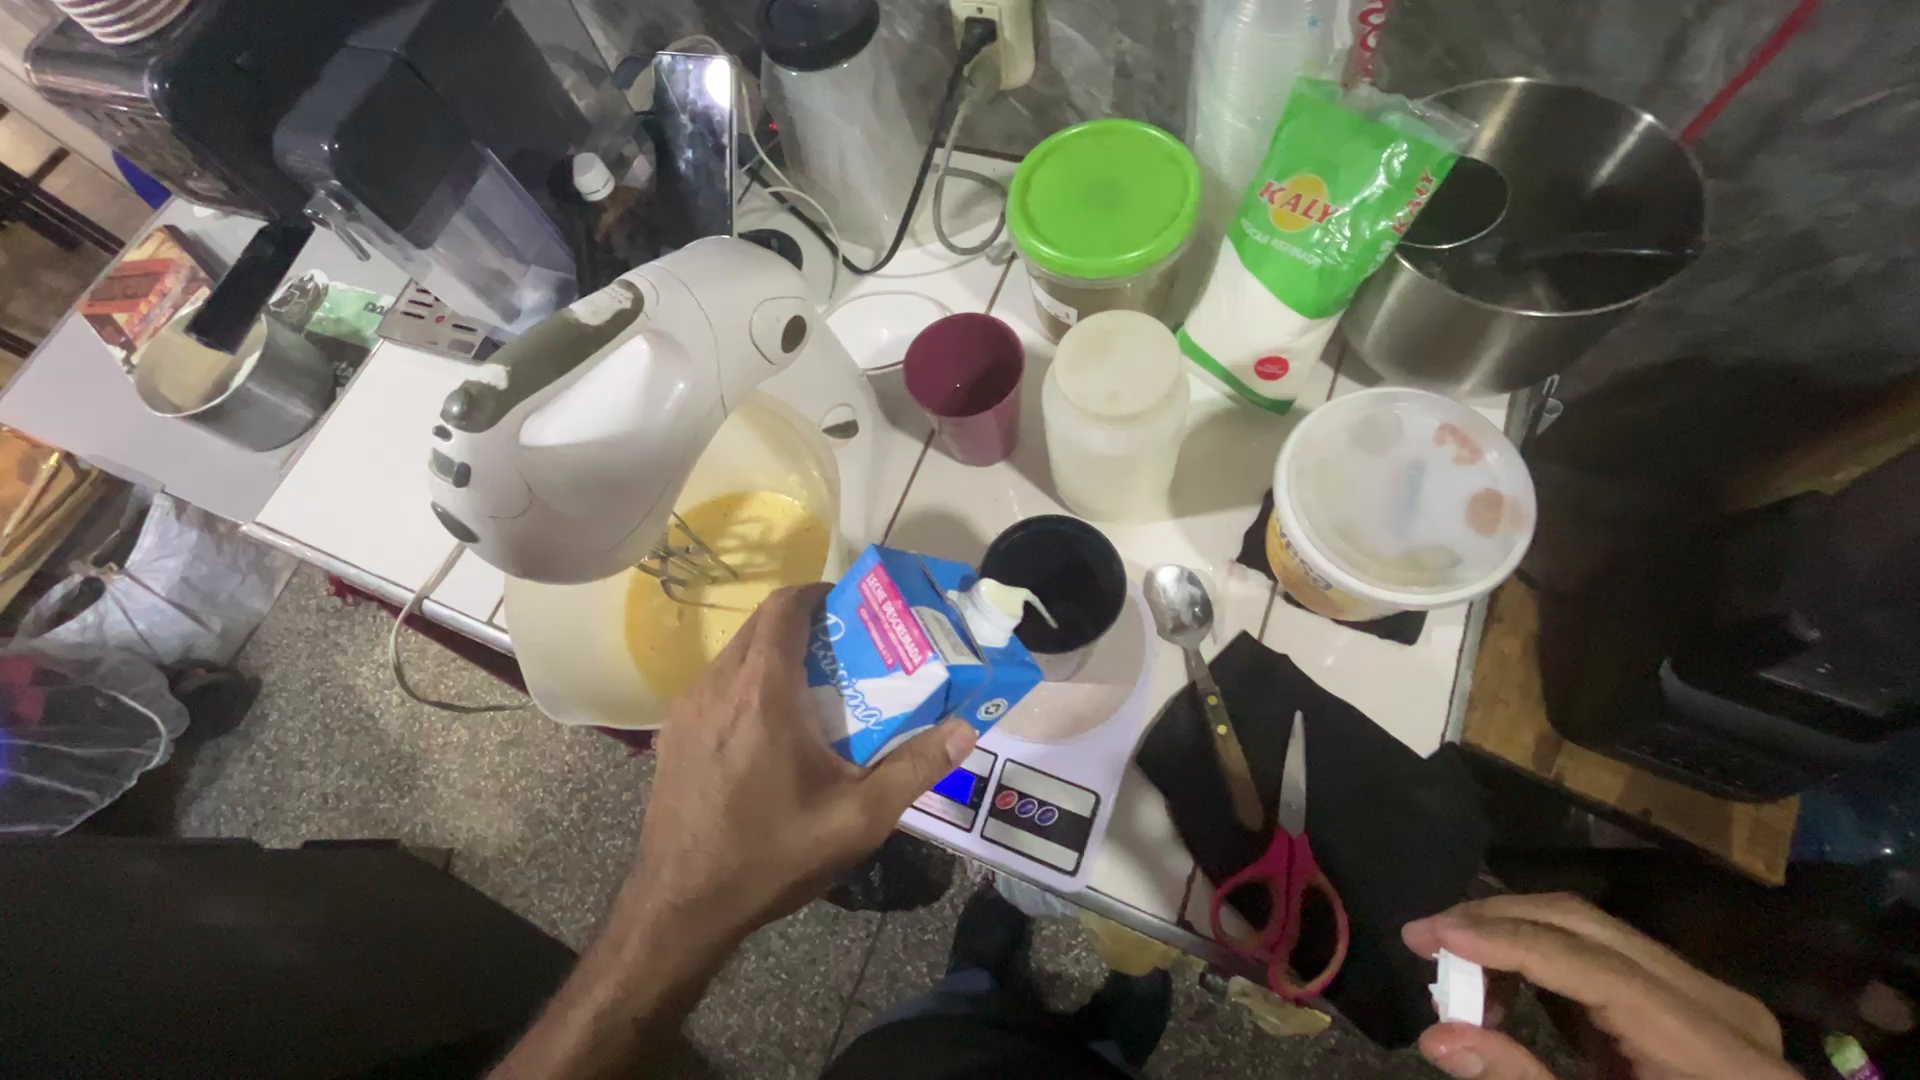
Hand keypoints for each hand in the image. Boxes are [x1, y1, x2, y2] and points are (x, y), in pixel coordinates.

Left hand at [627, 583, 977, 946]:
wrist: (680, 907)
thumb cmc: (772, 855)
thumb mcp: (857, 819)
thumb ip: (914, 768)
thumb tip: (964, 730)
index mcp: (762, 690)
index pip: (785, 606)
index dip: (820, 593)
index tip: (853, 608)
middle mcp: (717, 684)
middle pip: (762, 623)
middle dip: (805, 623)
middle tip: (848, 649)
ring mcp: (686, 709)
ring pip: (737, 653)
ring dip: (775, 653)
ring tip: (816, 687)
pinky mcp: (672, 734)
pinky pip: (716, 684)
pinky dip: (748, 682)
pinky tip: (771, 729)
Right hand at [1403, 893, 1795, 1079]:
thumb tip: (1433, 1036)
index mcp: (1721, 1059)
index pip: (1598, 969)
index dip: (1509, 945)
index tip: (1430, 935)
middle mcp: (1721, 1007)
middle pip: (1584, 926)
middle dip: (1493, 923)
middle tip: (1423, 938)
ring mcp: (1705, 994)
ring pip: (1582, 925)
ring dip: (1505, 935)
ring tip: (1456, 977)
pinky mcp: (1681, 995)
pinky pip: (1592, 947)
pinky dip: (1532, 954)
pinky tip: (1497, 987)